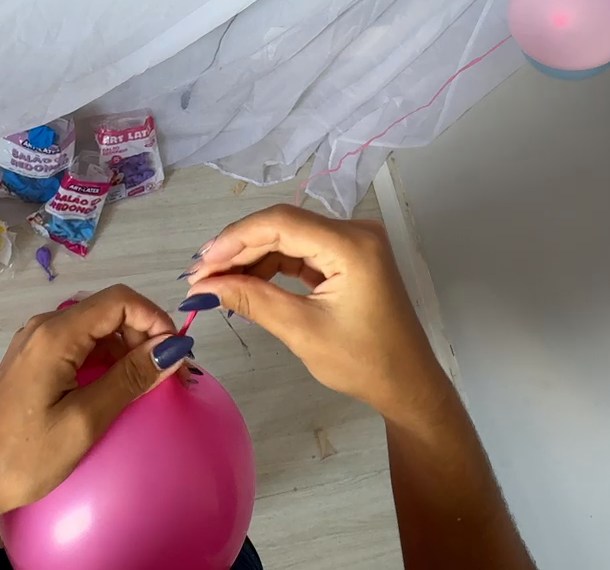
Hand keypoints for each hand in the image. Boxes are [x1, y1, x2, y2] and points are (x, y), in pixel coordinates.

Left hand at [0, 285, 193, 523]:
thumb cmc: (23, 457)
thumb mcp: (84, 421)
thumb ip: (129, 379)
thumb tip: (173, 348)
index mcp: (56, 332)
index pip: (120, 300)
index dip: (156, 318)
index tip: (177, 355)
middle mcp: (46, 326)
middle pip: (110, 310)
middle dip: (146, 334)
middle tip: (172, 376)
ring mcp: (38, 342)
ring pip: (97, 328)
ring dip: (129, 348)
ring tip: (152, 384)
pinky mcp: (35, 360)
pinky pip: (82, 346)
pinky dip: (108, 360)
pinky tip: (120, 389)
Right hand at [184, 204, 442, 420]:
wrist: (409, 386)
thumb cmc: (363, 363)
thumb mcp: (302, 331)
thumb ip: (253, 300)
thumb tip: (204, 286)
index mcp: (351, 245)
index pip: (280, 223)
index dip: (235, 239)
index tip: (201, 264)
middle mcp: (353, 231)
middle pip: (282, 226)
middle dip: (238, 249)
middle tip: (200, 276)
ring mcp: (351, 241)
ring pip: (287, 236)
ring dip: (251, 257)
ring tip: (216, 281)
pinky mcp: (346, 254)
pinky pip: (300, 249)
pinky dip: (271, 264)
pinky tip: (244, 280)